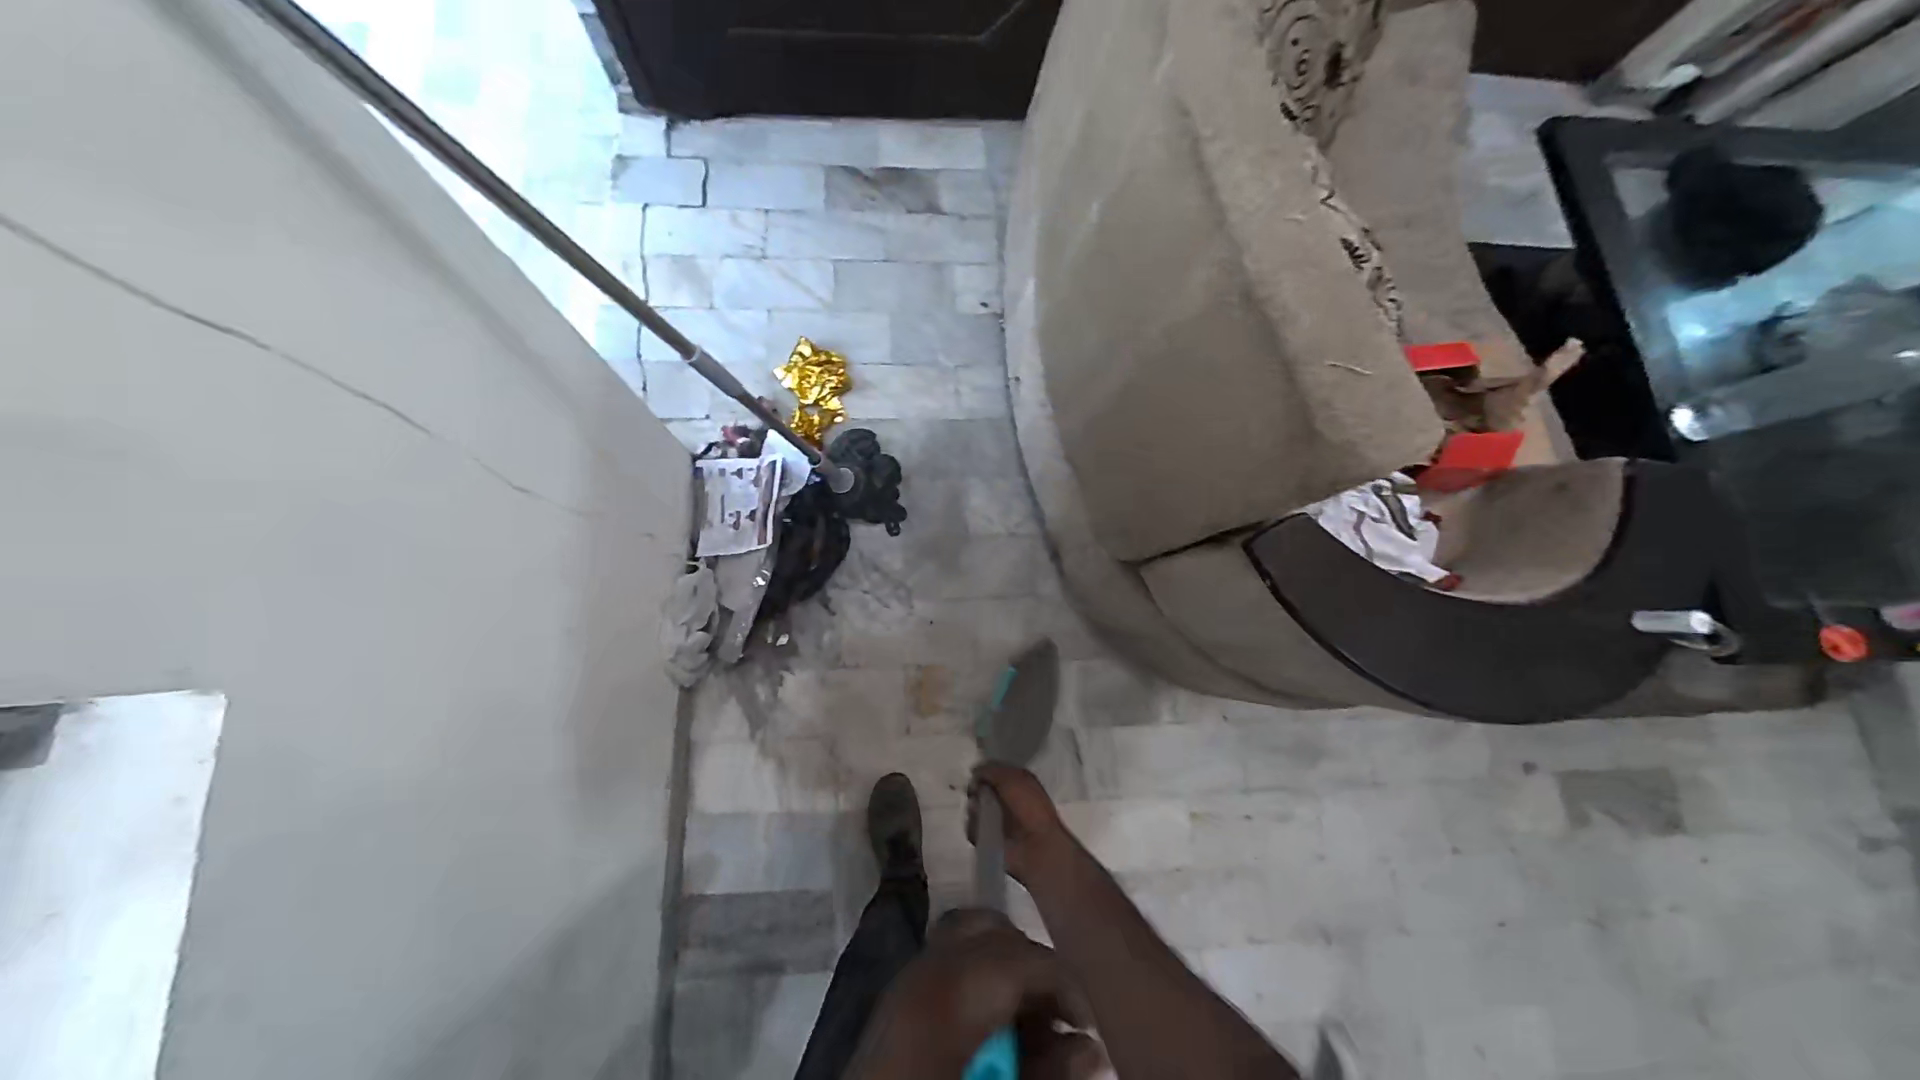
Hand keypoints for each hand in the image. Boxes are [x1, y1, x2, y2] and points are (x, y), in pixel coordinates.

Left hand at [847, 910, 1104, 1079]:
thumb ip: (1046, 1073)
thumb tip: (1089, 1048)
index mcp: (952, 989)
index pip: (1023, 955)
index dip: (1064, 983)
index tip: (1084, 1025)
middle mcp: (927, 965)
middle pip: (992, 930)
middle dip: (1033, 967)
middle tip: (1056, 1020)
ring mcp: (906, 974)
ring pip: (967, 936)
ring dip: (1005, 965)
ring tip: (1025, 1021)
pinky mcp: (896, 993)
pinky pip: (946, 958)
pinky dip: (976, 974)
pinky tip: (989, 1022)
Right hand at [969, 764, 1072, 885]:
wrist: (1036, 845)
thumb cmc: (1029, 807)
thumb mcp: (1013, 778)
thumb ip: (991, 770)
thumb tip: (974, 773)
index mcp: (1017, 783)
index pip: (992, 773)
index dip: (982, 773)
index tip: (974, 775)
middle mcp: (1006, 800)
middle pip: (980, 790)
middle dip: (975, 791)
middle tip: (975, 795)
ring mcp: (997, 820)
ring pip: (974, 808)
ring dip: (974, 810)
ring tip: (981, 814)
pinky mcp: (989, 837)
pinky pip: (972, 828)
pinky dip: (974, 827)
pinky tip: (982, 827)